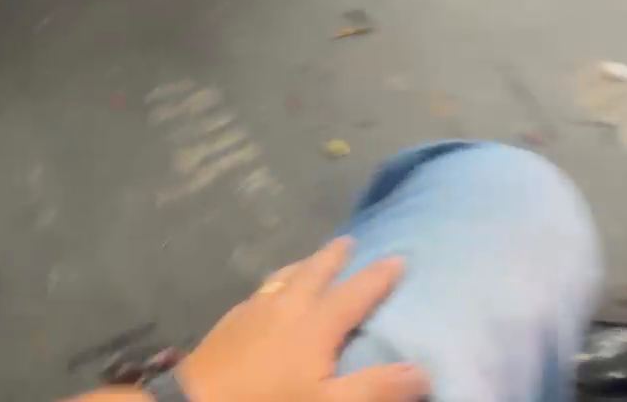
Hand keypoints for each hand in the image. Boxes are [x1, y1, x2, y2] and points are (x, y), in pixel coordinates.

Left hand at [173, 237, 427, 401]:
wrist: (203, 399)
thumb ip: (377, 388)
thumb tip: (422, 367)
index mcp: (313, 323)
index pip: (353, 294)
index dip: (377, 277)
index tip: (398, 257)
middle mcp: (285, 304)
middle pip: (314, 271)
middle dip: (334, 256)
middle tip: (350, 241)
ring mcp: (255, 307)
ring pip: (285, 275)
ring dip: (305, 264)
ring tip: (316, 259)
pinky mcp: (234, 317)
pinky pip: (265, 286)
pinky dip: (281, 279)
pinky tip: (276, 290)